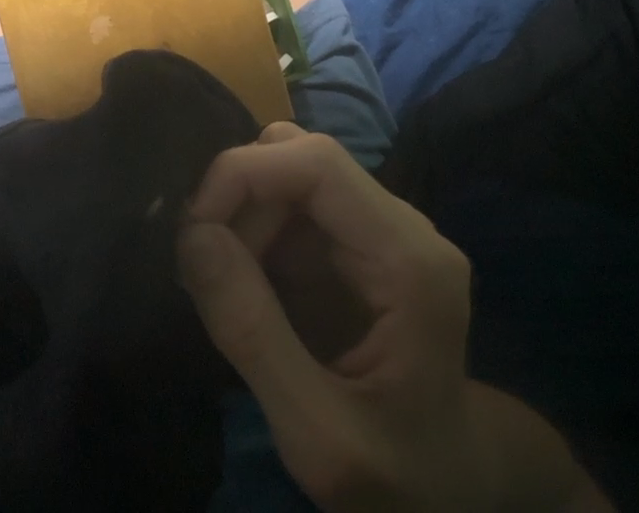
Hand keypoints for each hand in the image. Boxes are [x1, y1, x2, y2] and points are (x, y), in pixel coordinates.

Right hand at [177, 123, 609, 512]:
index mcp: (410, 262)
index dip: (243, 174)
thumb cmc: (393, 474)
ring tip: (223, 291)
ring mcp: (380, 232)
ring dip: (239, 219)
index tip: (192, 230)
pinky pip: (288, 208)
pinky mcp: (355, 246)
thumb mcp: (316, 431)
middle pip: (298, 160)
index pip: (317, 164)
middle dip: (237, 201)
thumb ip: (253, 332)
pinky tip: (241, 289)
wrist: (446, 490)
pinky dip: (249, 233)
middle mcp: (402, 228)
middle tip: (204, 271)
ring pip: (287, 176)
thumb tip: (194, 235)